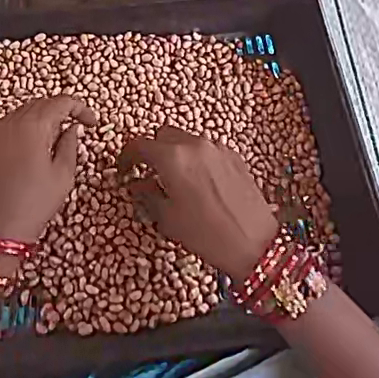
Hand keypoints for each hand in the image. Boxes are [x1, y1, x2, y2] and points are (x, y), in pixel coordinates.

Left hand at [0, 96, 98, 244]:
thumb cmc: (32, 205)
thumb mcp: (63, 176)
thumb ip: (70, 145)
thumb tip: (72, 129)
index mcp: (33, 126)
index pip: (61, 102)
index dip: (81, 108)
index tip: (91, 122)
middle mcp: (10, 123)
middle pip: (40, 104)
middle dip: (60, 111)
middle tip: (77, 128)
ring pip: (22, 113)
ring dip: (42, 119)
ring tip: (57, 140)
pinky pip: (9, 126)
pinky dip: (25, 129)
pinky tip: (35, 149)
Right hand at [117, 127, 278, 278]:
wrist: (255, 243)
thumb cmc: (207, 234)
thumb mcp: (168, 218)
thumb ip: (148, 195)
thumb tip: (138, 184)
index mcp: (173, 158)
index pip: (140, 145)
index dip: (126, 156)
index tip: (123, 168)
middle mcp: (195, 145)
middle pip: (164, 135)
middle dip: (153, 151)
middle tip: (148, 173)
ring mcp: (217, 148)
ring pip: (187, 140)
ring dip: (175, 154)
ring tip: (175, 181)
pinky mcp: (234, 156)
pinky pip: (207, 149)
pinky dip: (196, 159)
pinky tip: (199, 183)